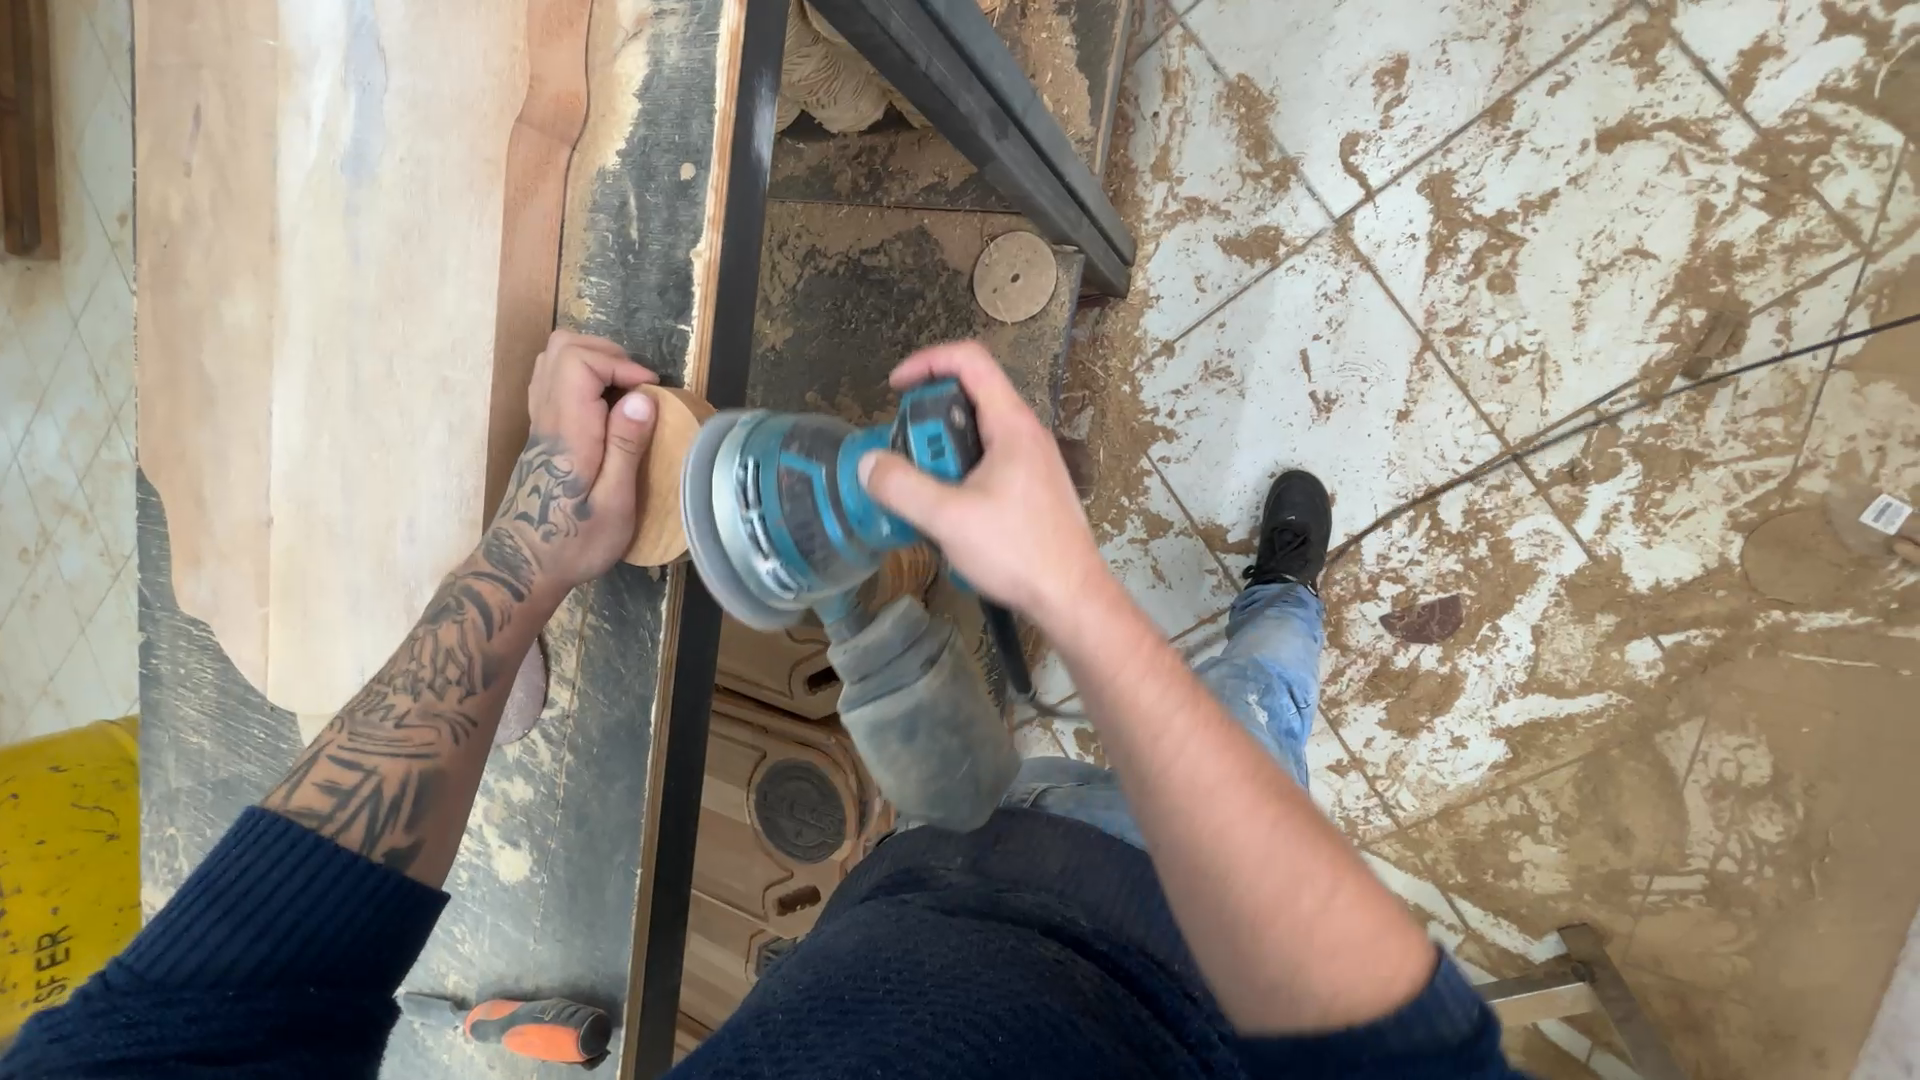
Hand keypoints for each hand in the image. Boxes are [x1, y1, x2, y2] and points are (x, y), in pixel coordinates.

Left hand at [491, 330, 659, 591]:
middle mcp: (548, 417)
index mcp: (569, 430)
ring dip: (594, 362)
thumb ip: (626, 446)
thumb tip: (641, 398)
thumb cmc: (576, 542)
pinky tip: (605, 407)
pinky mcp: (541, 435)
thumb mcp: (615, 503)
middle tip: (640, 386)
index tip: (651, 392)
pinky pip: (552, 382)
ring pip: (552, 360)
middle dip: (609, 354)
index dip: (621, 364)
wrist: (524, 567)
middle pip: (562, 347)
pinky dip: (582, 378)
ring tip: (626, 391)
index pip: (580, 361)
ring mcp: (539, 424)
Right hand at [857, 341, 1107, 627]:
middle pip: (970, 399)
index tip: (895, 389)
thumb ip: (902, 487)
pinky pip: (988, 464)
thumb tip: (868, 464)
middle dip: (928, 422)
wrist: (1072, 597)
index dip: (927, 362)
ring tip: (923, 492)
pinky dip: (960, 475)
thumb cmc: (1018, 552)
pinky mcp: (1033, 489)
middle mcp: (1026, 435)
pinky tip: (949, 514)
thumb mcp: (949, 519)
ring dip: (942, 455)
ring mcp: (1033, 462)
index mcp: (1012, 425)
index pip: (970, 361)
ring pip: (977, 436)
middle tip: (906, 459)